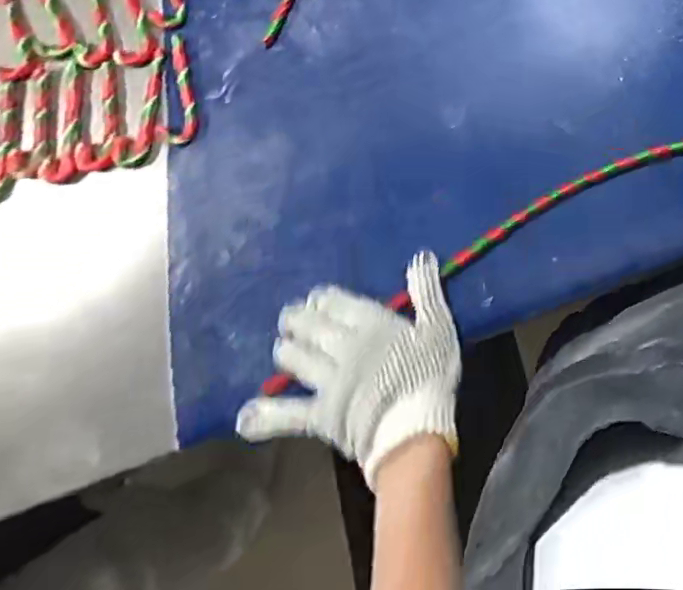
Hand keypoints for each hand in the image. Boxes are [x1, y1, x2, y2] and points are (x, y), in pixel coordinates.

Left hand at [237, 252, 460, 485]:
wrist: (416, 428)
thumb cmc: (431, 373)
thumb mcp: (437, 326)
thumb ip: (426, 291)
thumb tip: (421, 255)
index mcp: (371, 323)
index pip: (338, 303)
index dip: (323, 299)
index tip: (316, 299)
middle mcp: (343, 346)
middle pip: (313, 327)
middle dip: (298, 319)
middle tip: (289, 316)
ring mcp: (328, 381)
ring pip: (298, 360)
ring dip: (287, 351)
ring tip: (281, 346)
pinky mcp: (321, 415)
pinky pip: (289, 413)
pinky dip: (267, 414)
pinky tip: (245, 416)